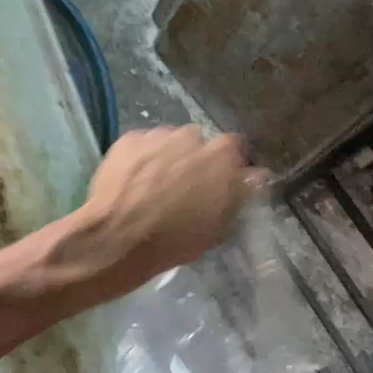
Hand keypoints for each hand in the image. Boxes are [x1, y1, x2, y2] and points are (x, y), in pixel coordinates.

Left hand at [72, 126, 256, 290]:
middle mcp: (191, 136)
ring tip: (152, 182)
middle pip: (198, 142)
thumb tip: (253, 175)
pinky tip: (132, 179)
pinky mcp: (128, 138)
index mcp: (222, 155)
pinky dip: (140, 157)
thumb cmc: (176, 238)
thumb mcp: (220, 225)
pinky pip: (142, 144)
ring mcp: (157, 134)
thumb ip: (239, 193)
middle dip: (194, 158)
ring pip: (168, 141)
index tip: (221, 179)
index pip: (236, 148)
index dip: (228, 163)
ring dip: (166, 155)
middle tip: (184, 183)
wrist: (118, 235)